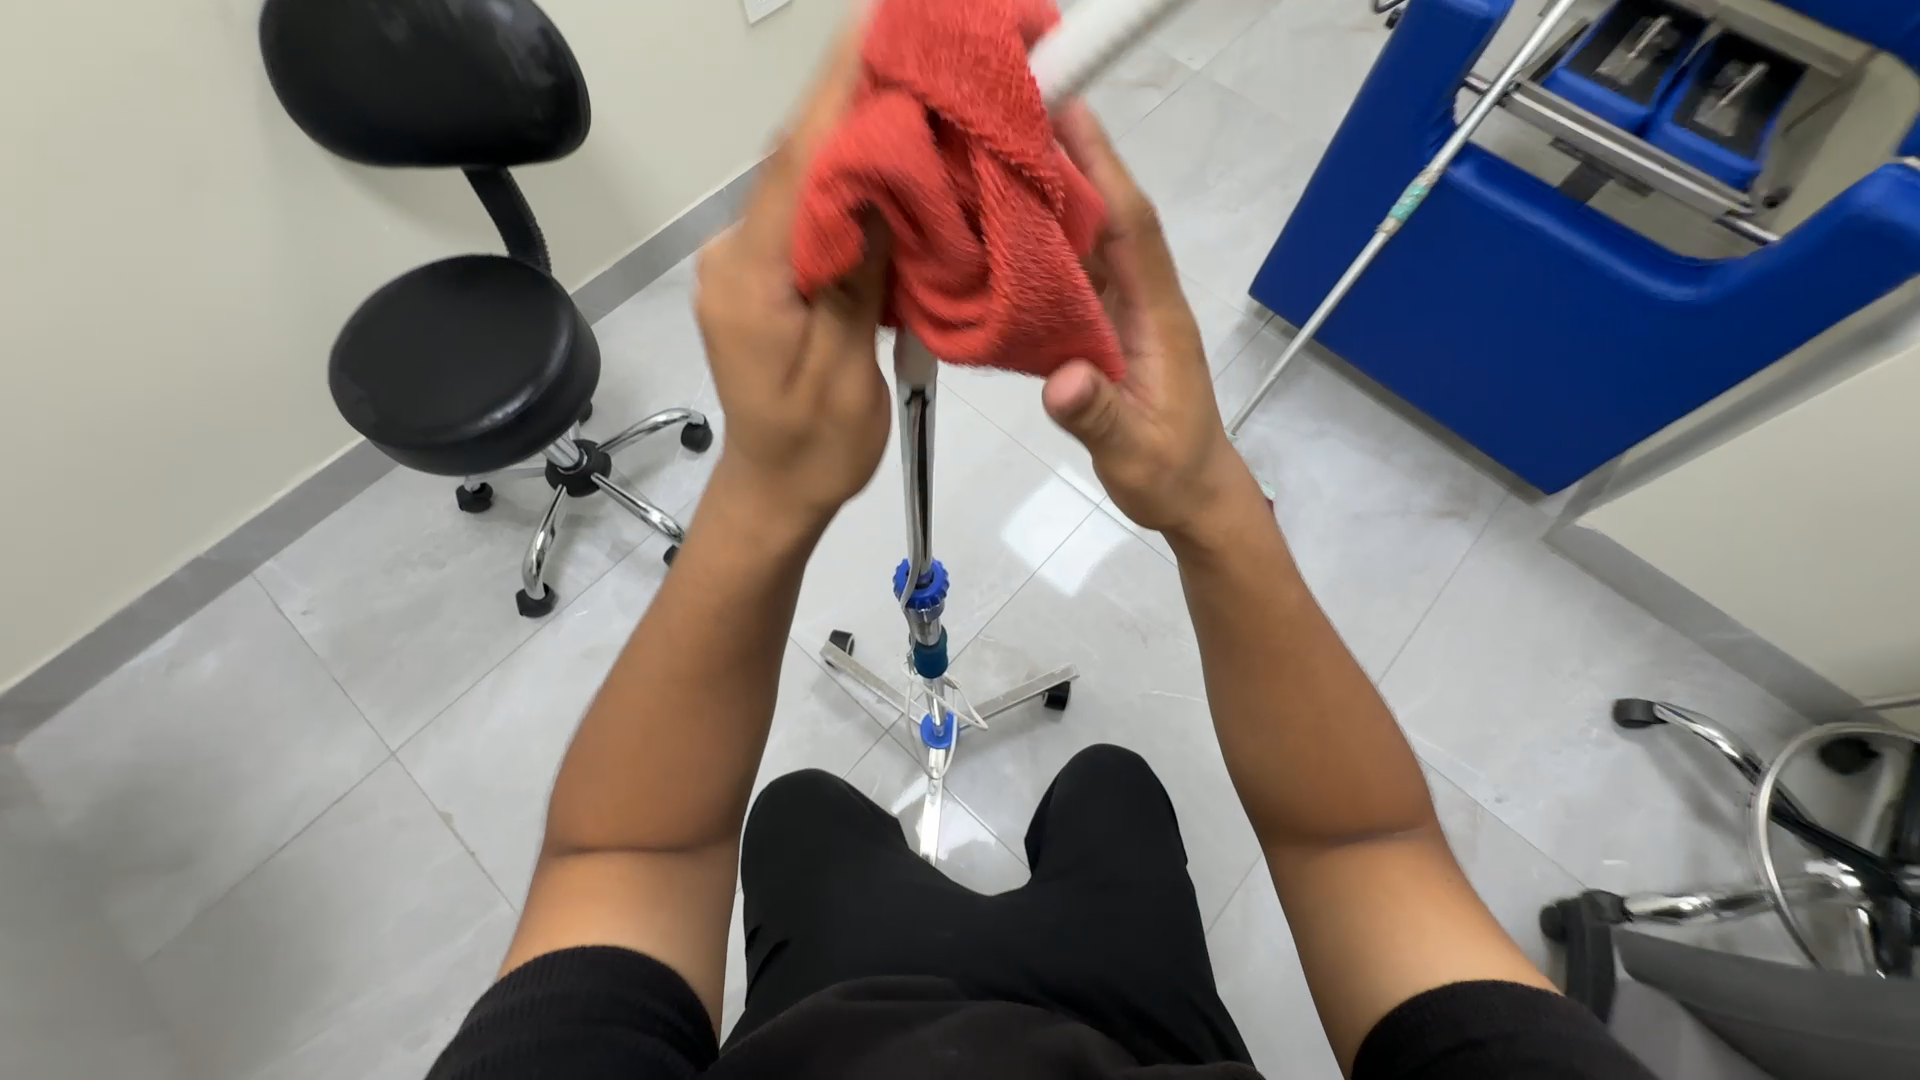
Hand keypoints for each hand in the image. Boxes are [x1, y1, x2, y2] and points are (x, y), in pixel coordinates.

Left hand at [695, 29, 890, 533]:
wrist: (775, 490)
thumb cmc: (816, 451)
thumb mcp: (844, 375)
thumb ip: (854, 280)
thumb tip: (879, 191)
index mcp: (749, 282)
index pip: (795, 170)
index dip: (835, 96)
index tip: (875, 29)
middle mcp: (734, 257)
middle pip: (794, 166)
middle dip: (849, 105)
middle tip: (912, 53)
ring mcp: (743, 265)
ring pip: (801, 189)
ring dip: (851, 143)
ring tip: (910, 94)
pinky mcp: (762, 277)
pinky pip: (805, 219)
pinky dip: (846, 191)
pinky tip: (887, 168)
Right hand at [1041, 104, 1261, 541]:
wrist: (1195, 495)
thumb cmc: (1171, 474)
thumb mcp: (1135, 451)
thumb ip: (1099, 415)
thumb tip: (1059, 380)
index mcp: (1158, 319)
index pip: (1134, 231)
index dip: (1104, 172)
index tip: (1070, 116)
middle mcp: (1144, 306)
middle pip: (1111, 224)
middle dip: (1074, 170)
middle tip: (1018, 124)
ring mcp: (1129, 320)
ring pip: (1093, 249)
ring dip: (1058, 206)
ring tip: (1003, 168)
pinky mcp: (1111, 337)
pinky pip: (1079, 282)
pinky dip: (1050, 255)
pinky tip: (1013, 242)